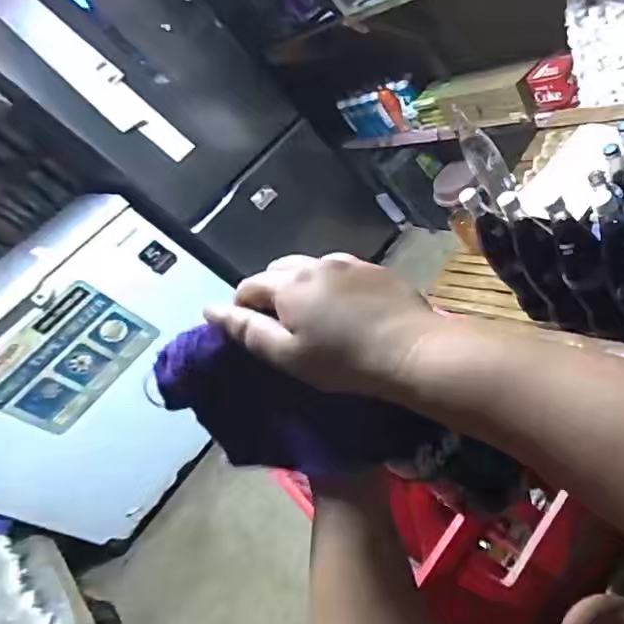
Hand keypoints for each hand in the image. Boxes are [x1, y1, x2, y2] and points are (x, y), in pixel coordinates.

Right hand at [204, 253, 440, 395]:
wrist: (413, 350)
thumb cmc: (346, 361)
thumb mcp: (289, 355)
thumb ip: (247, 331)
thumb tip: (210, 310)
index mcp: (289, 284)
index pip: (248, 286)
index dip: (242, 309)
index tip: (254, 333)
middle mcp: (317, 263)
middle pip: (280, 271)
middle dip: (273, 293)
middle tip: (287, 326)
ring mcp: (352, 263)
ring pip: (314, 267)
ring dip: (306, 286)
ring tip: (319, 316)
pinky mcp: (379, 270)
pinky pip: (345, 272)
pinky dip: (336, 285)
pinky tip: (350, 309)